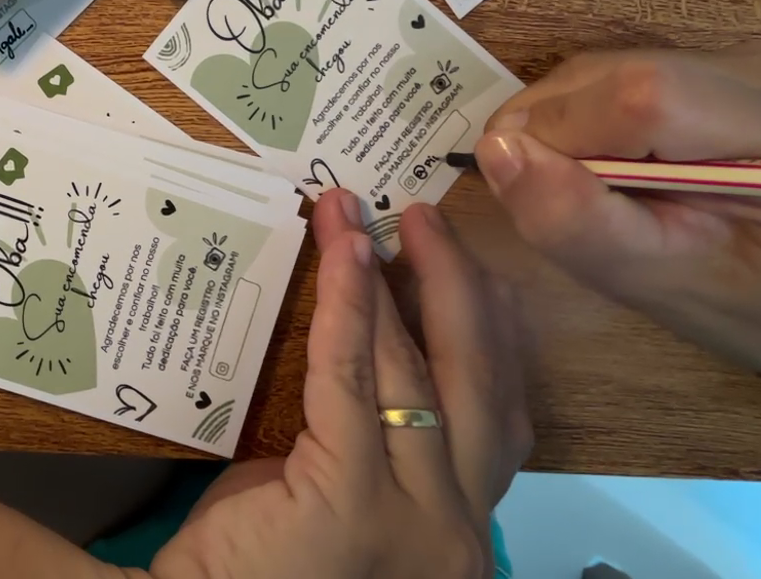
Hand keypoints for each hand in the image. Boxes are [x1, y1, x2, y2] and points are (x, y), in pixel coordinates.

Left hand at [147, 191, 530, 578]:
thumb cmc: (266, 558)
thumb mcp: (338, 486)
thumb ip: (368, 430)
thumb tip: (372, 337)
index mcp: (458, 519)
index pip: (493, 411)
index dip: (484, 330)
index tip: (467, 268)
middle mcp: (459, 527)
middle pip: (477, 383)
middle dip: (459, 288)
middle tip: (428, 219)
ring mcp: (417, 522)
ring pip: (414, 370)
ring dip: (390, 277)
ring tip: (363, 216)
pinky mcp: (354, 503)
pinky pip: (350, 378)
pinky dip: (347, 304)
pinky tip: (343, 253)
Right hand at [472, 44, 760, 392]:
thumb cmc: (760, 312)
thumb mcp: (658, 286)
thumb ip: (574, 221)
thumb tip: (494, 149)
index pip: (647, 99)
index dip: (561, 137)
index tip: (534, 191)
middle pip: (618, 75)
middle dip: (552, 131)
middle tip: (556, 196)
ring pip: (603, 67)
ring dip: (560, 121)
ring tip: (590, 184)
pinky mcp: (730, 55)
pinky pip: (613, 68)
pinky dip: (581, 113)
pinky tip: (610, 156)